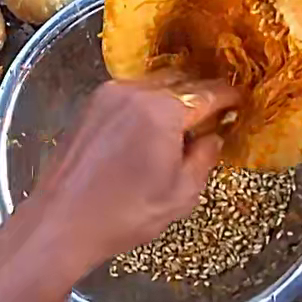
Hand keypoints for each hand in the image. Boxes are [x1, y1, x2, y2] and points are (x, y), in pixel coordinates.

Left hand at [25, 76, 239, 267]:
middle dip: (201, 94)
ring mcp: (107, 95)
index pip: (207, 92)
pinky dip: (148, 103)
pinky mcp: (90, 105)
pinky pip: (130, 93)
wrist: (61, 222)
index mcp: (162, 111)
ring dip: (173, 97)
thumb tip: (214, 136)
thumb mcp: (180, 194)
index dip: (229, 96)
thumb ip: (205, 158)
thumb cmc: (124, 215)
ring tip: (182, 125)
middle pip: (180, 80)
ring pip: (153, 84)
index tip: (241, 101)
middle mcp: (134, 92)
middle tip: (215, 115)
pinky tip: (150, 128)